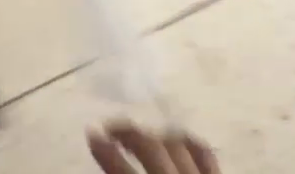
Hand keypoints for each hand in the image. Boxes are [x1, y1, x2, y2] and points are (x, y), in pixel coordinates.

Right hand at [87, 121, 218, 173]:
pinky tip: (176, 136)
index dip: (104, 149)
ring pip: (177, 142)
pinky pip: (205, 153)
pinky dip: (188, 142)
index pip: (123, 169)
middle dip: (127, 131)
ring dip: (155, 132)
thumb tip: (107, 164)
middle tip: (109, 126)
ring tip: (141, 131)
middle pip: (151, 146)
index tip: (89, 131)